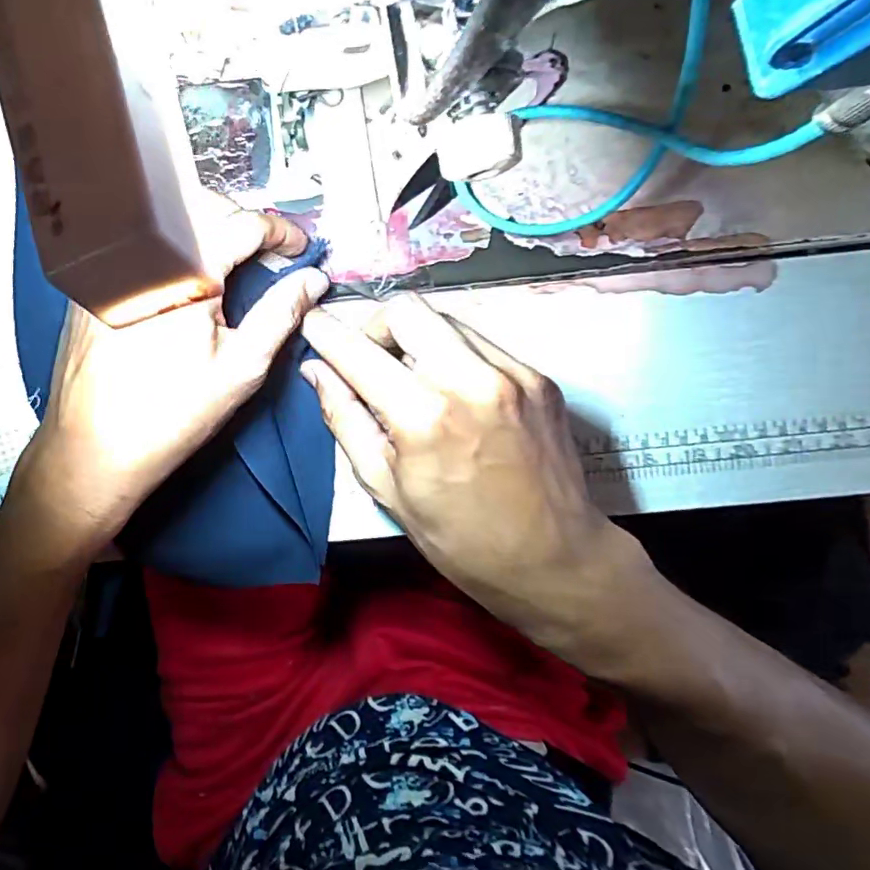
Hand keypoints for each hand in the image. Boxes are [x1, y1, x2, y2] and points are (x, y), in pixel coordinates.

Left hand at [9, 205, 328, 559]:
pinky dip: (176, 248)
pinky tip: (191, 281)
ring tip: (236, 265)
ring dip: (211, 230)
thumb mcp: (242, 367)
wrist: (93, 451)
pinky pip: (142, 244)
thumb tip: (312, 281)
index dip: (281, 231)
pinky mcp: (93, 283)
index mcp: (183, 273)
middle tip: (272, 255)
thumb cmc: (167, 418)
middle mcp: (140, 258)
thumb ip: (282, 313)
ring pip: (170, 221)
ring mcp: (110, 267)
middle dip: (245, 223)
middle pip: (204, 208)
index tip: (299, 248)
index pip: (243, 223)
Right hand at [299, 294, 652, 659]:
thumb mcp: (387, 489)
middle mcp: (471, 380)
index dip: (326, 332)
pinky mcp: (539, 377)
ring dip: (418, 339)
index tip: (314, 326)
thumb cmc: (460, 540)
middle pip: (406, 309)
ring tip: (416, 380)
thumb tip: (318, 370)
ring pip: (447, 319)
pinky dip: (456, 357)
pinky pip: (482, 344)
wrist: (556, 560)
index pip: (359, 350)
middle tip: (372, 359)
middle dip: (376, 326)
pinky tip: (457, 394)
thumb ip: (346, 420)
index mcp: (424, 417)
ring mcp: (513, 373)